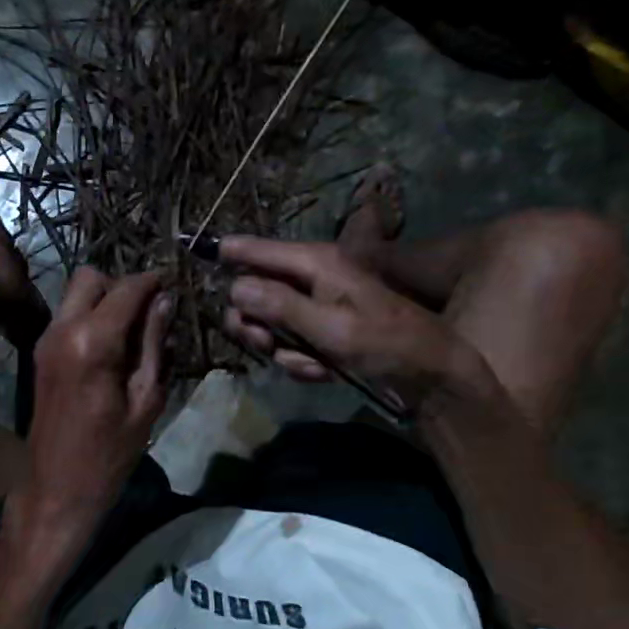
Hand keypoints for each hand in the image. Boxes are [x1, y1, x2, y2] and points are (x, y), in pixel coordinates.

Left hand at [7, 268, 174, 565]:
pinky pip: (67, 314)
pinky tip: (113, 344)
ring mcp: (45, 338)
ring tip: (134, 330)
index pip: (126, 289)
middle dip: (122, 285)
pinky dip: (90, 314)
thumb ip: (153, 344)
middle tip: (149, 311)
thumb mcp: (145, 399)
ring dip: (105, 299)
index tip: (172, 283)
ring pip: (76, 292)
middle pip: (92, 278)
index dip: (152, 281)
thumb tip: (164, 302)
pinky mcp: (40, 351)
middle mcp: (62, 329)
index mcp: (92, 342)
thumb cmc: (110, 453)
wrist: (56, 487)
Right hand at [220, 236, 480, 391]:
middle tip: (263, 344)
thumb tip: (235, 287)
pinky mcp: (320, 331)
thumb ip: (281, 306)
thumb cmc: (387, 343)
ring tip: (308, 364)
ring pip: (268, 321)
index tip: (196, 249)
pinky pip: (289, 342)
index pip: (259, 249)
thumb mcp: (332, 328)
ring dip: (280, 347)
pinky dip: (299, 360)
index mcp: (316, 262)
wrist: (432, 379)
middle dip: (254, 322)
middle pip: (254, 290)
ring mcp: (315, 306)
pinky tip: (321, 372)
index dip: (228, 251)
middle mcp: (311, 278)